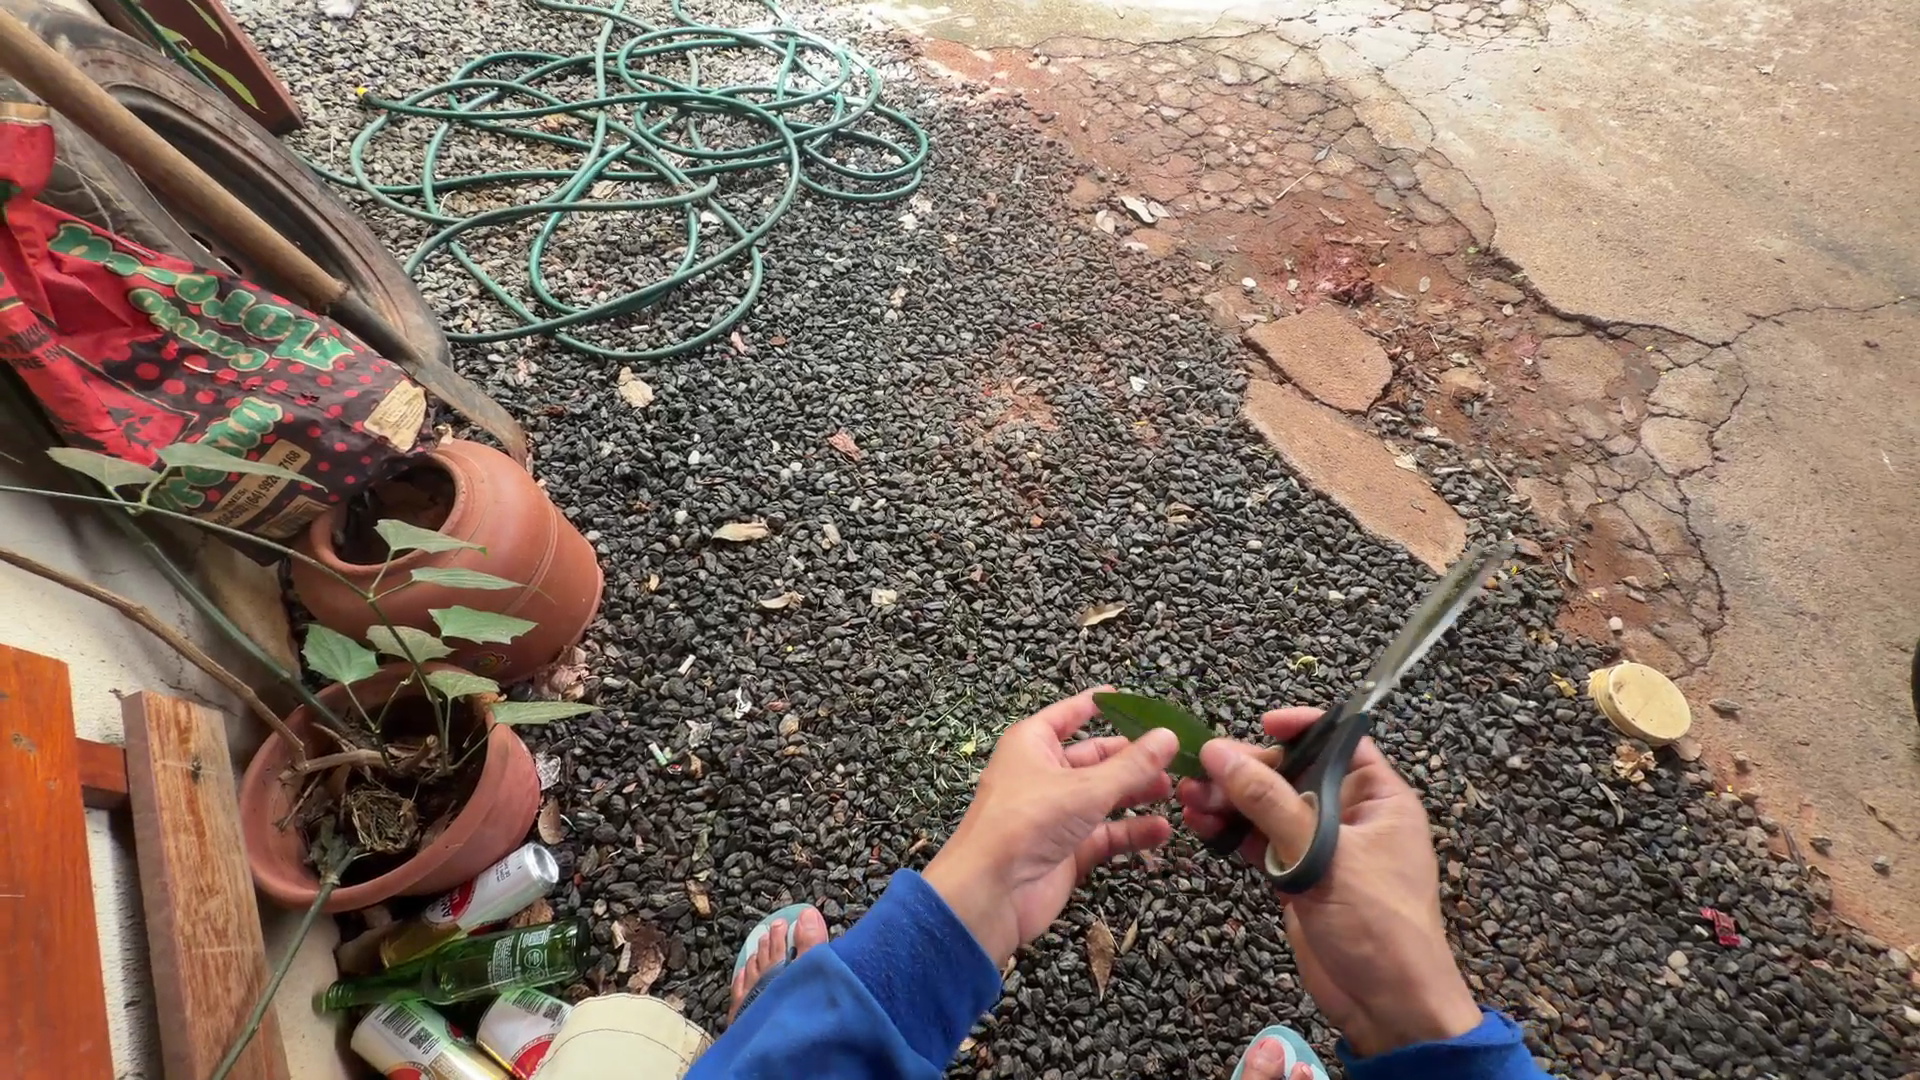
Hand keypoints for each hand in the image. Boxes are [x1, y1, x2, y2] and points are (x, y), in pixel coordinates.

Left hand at [924, 688, 1178, 966]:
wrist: (992, 891)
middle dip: (1130, 757)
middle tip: (1171, 756)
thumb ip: (1131, 765)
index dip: (1095, 704)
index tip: (1123, 695)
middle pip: (1093, 758)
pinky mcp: (1067, 849)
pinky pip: (1105, 833)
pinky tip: (1161, 830)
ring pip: (1103, 796)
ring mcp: (1055, 813)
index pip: (1068, 715)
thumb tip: (1169, 737)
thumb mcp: (1085, 787)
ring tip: (1173, 790)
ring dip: (1135, 793)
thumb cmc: (1028, 820)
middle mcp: (1043, 773)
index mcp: (1033, 743)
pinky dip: (1131, 831)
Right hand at [1177, 708, 1480, 1057]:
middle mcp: (1347, 813)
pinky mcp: (1294, 871)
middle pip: (1289, 772)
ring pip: (1265, 803)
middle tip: (1203, 773)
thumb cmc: (1379, 926)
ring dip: (1227, 799)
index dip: (1302, 727)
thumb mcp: (1325, 855)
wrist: (1389, 1013)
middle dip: (1244, 770)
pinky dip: (1228, 829)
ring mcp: (1318, 843)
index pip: (1341, 741)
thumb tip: (1218, 752)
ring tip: (1190, 800)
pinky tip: (1200, 824)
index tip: (1262, 726)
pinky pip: (1256, 836)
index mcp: (1377, 799)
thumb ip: (1269, 801)